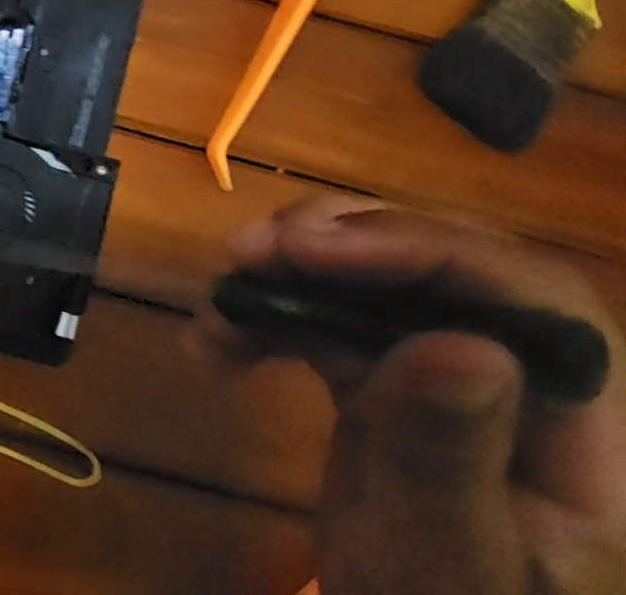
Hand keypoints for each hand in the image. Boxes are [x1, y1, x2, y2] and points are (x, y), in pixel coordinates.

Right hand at [190, 195, 625, 594]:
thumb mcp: (445, 545)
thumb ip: (450, 453)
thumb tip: (460, 347)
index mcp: (576, 413)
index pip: (524, 291)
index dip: (416, 248)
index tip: (304, 248)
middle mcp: (519, 372)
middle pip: (440, 264)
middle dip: (334, 245)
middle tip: (243, 253)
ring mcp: (446, 370)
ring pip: (371, 280)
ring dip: (281, 280)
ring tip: (214, 310)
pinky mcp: (382, 376)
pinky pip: (323, 319)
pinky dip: (261, 320)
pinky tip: (214, 347)